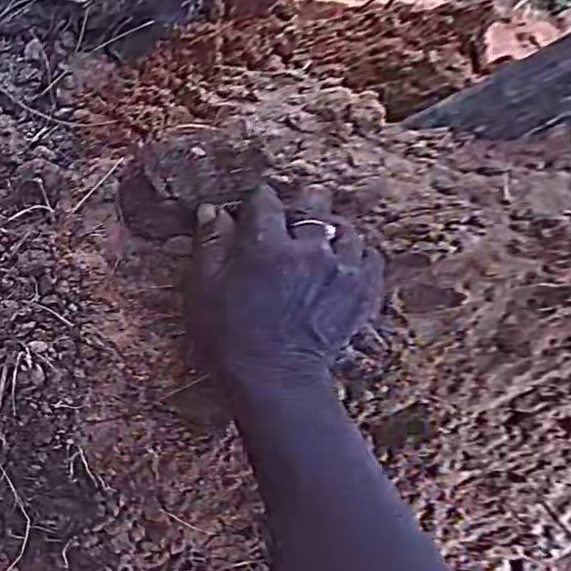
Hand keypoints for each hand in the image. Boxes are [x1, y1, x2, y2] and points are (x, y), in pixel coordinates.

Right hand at [187, 184, 382, 395]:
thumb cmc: (225, 332)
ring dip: (332, 226)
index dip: (257, 198)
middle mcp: (309, 249)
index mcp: (264, 246)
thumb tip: (212, 210)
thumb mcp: (202, 289)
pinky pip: (369, 256)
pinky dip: (355, 251)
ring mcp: (342, 268)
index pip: (264, 205)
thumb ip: (209, 246)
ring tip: (322, 231)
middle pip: (313, 209)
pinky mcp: (364, 288)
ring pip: (345, 229)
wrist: (272, 373)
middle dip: (303, 202)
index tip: (253, 197)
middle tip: (299, 201)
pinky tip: (341, 258)